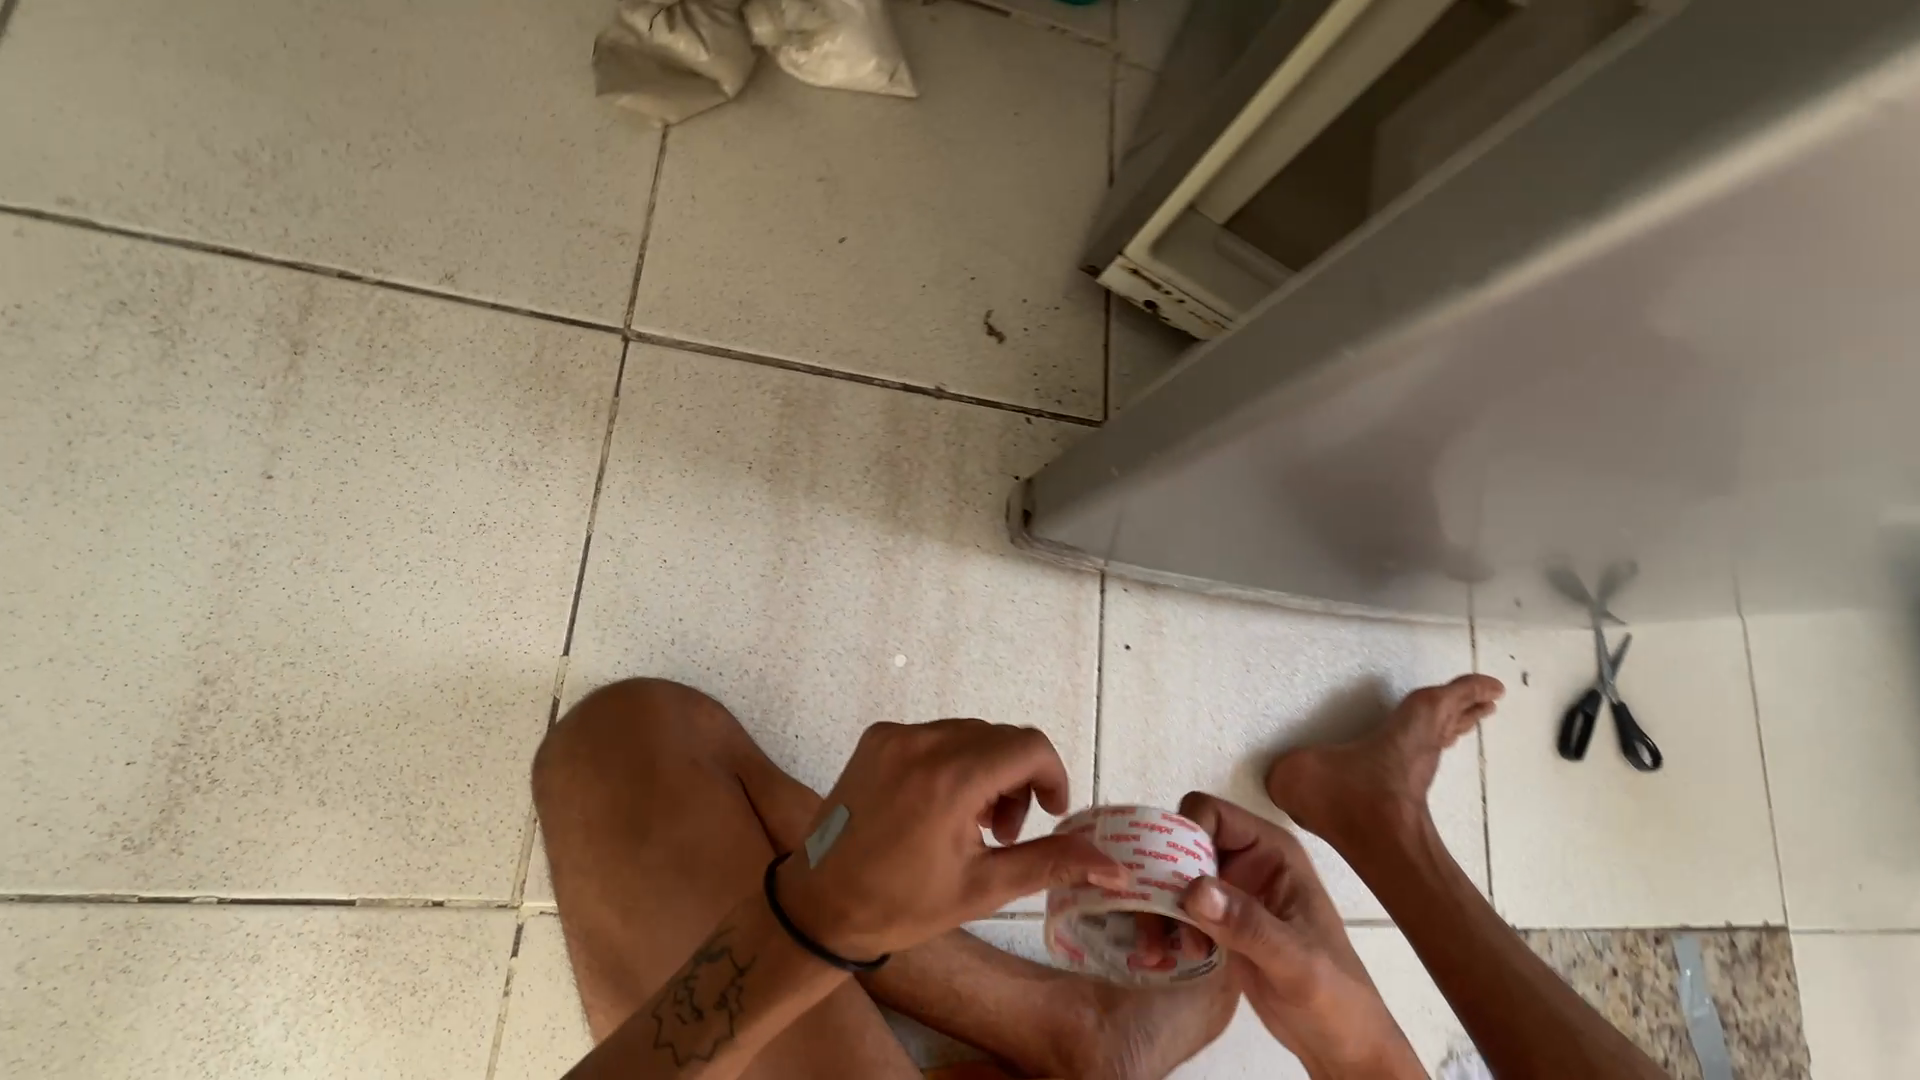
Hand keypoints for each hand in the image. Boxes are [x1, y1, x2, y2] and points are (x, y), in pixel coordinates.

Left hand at [776, 719, 1127, 961]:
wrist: (817, 906)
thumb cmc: (902, 905)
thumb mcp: (983, 888)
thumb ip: (1051, 864)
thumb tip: (1114, 866)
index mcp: (951, 778)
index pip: (1028, 746)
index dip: (1052, 776)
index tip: (1052, 812)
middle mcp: (923, 742)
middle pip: (1000, 739)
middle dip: (1018, 779)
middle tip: (1002, 832)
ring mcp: (895, 735)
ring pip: (969, 734)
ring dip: (986, 769)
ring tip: (970, 823)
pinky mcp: (876, 737)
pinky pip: (935, 735)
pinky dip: (952, 761)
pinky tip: (938, 805)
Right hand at [1173, 792, 1422, 1074]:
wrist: (1343, 1046)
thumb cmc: (1335, 998)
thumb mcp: (1295, 962)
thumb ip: (1248, 923)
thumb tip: (1193, 888)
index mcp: (1270, 851)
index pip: (1210, 813)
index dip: (1182, 835)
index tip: (1168, 879)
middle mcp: (1245, 860)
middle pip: (1181, 843)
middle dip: (1161, 878)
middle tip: (1155, 921)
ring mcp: (1229, 891)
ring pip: (1172, 877)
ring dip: (1157, 907)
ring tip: (1162, 947)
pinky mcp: (1216, 921)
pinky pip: (1175, 908)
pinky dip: (1162, 926)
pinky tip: (1164, 954)